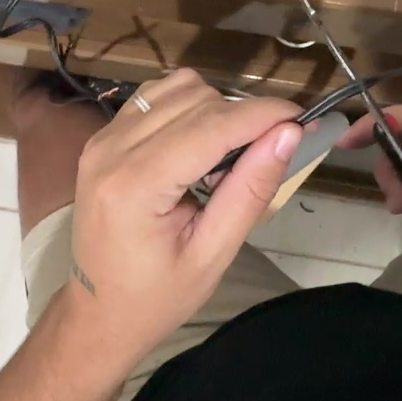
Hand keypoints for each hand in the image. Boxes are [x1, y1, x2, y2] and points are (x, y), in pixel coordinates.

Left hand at [65, 70, 302, 358]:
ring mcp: (102, 139)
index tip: (304, 119)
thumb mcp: (213, 254)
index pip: (211, 126)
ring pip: (177, 88)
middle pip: (196, 100)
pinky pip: (156, 97)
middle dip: (244, 115)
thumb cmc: (157, 297)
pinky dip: (189, 108)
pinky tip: (201, 145)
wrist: (98, 312)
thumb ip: (250, 190)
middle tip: (271, 149)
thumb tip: (288, 135)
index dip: (263, 114)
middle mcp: (112, 150)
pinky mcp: (102, 138)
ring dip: (217, 108)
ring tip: (231, 153)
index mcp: (136, 186)